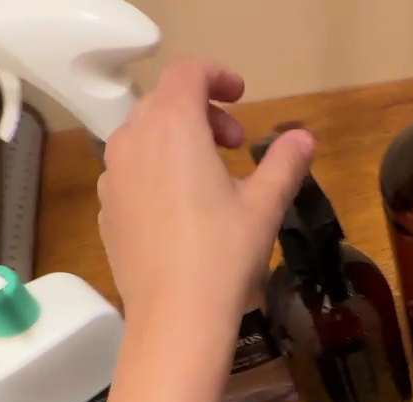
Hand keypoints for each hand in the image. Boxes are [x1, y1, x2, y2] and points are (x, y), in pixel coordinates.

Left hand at [97, 58, 313, 330]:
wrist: (176, 316)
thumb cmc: (224, 256)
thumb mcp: (265, 208)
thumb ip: (284, 164)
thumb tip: (303, 138)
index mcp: (174, 127)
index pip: (188, 74)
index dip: (217, 76)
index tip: (241, 95)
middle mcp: (133, 141)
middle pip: (164, 104)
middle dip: (202, 114)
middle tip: (236, 146)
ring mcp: (114, 177)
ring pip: (145, 140)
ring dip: (178, 144)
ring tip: (210, 180)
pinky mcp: (109, 211)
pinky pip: (133, 176)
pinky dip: (159, 176)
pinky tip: (184, 214)